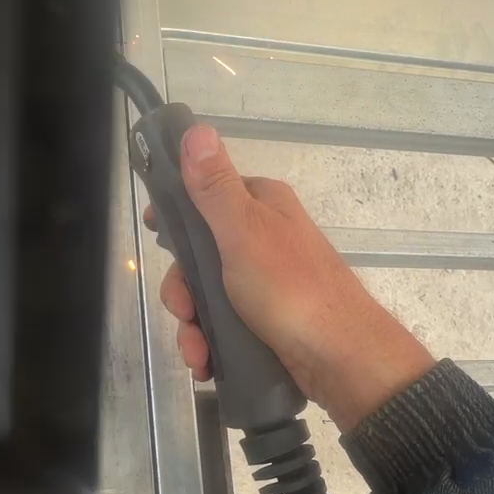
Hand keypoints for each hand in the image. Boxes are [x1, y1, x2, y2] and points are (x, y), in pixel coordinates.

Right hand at [157, 125, 434, 428]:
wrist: (338, 357)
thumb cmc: (289, 288)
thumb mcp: (243, 232)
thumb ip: (214, 188)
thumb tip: (196, 131)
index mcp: (260, 206)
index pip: (205, 197)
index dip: (175, 217)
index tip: (155, 236)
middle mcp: (262, 239)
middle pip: (198, 255)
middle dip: (183, 292)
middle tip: (183, 313)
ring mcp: (264, 282)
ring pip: (207, 296)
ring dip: (192, 327)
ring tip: (197, 353)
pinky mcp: (265, 319)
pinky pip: (223, 325)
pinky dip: (210, 344)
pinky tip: (207, 362)